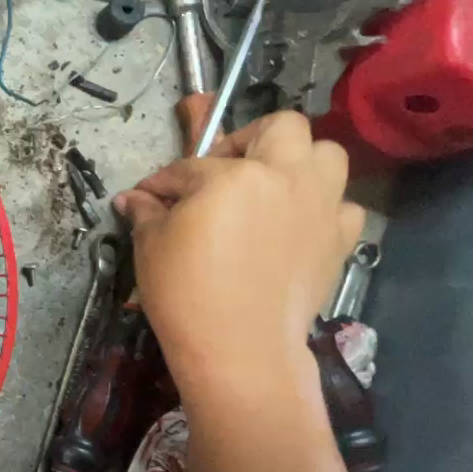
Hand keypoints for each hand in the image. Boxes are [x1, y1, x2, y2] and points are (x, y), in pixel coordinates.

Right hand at [113, 107, 362, 400]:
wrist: (237, 343)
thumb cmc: (184, 290)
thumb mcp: (150, 246)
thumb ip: (146, 212)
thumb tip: (132, 198)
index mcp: (232, 175)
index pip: (189, 166)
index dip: (162, 182)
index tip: (147, 196)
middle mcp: (285, 176)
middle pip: (281, 127)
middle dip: (248, 140)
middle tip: (223, 169)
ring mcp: (321, 203)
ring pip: (325, 154)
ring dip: (296, 162)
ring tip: (269, 187)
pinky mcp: (340, 235)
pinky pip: (340, 203)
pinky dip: (319, 206)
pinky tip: (293, 225)